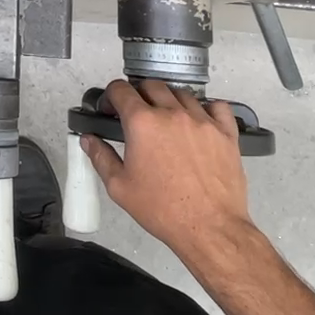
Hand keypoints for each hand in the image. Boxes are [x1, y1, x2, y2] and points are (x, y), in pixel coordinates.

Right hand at [80, 79, 254, 258]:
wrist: (210, 229)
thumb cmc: (163, 209)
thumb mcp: (119, 187)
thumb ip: (100, 157)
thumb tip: (88, 139)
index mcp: (142, 122)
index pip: (120, 89)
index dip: (111, 96)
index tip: (111, 109)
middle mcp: (171, 113)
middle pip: (151, 85)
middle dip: (139, 94)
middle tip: (138, 115)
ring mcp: (202, 121)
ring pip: (182, 93)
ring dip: (170, 101)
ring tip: (168, 120)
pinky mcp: (226, 133)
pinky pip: (218, 107)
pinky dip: (207, 108)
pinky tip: (201, 121)